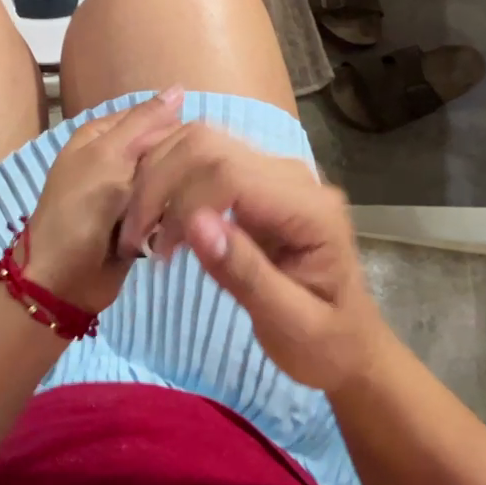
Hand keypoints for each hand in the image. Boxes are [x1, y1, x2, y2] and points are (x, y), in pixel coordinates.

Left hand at [20, 87, 185, 313]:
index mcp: (103, 134)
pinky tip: (186, 227)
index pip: (154, 118)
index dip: (176, 133)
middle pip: (165, 150)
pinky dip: (174, 219)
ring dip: (178, 196)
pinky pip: (168, 211)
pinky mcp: (141, 223)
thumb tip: (179, 87)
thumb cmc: (80, 211)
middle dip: (179, 168)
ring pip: (171, 181)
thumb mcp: (109, 158)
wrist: (64, 280)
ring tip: (189, 210)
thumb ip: (144, 123)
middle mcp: (116, 158)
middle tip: (194, 187)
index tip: (202, 150)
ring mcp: (128, 192)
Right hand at [120, 124, 389, 393]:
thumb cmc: (325, 344)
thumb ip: (246, 274)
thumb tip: (194, 223)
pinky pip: (198, 156)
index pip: (229, 174)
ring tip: (141, 229)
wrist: (350, 344)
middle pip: (207, 144)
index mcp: (310, 207)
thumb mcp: (291, 326)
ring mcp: (271, 170)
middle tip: (135, 238)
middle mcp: (291, 174)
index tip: (159, 253)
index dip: (181, 202)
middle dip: (159, 182)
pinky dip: (165, 176)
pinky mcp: (251, 176)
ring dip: (156, 176)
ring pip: (196, 140)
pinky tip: (154, 216)